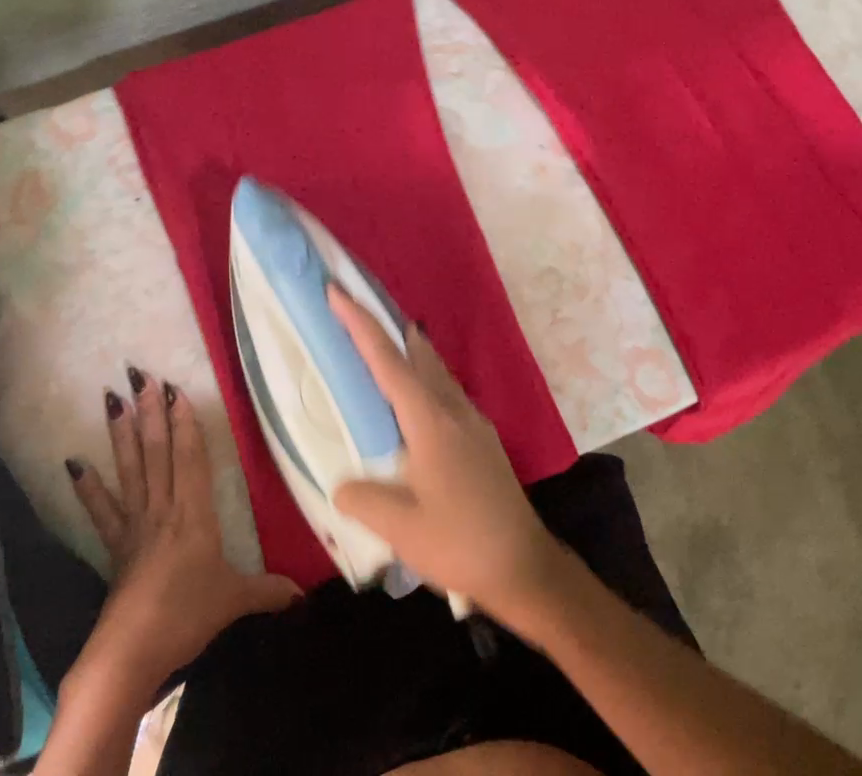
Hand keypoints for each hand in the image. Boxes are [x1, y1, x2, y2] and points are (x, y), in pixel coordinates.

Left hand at [66, 367, 300, 690]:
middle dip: (150, 413)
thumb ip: (269, 591)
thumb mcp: (236, 600)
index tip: (176, 389)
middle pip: (155, 453)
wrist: (132, 650)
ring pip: (129, 470)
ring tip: (110, 398)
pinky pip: (101, 510)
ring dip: (120, 434)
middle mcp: (163, 511)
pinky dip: (88, 487)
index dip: (185, 423)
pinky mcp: (116, 548)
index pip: (190, 459)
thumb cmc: (187, 616)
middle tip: (141, 375)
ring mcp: (135, 527)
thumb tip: (303, 595)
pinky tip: (73, 463)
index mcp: (194, 515)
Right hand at [327, 287, 563, 614]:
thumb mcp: (399, 527)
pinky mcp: (483, 442)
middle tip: (357, 310)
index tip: (337, 293)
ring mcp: (475, 425)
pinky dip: (423, 379)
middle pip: (417, 355)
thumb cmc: (459, 544)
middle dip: (386, 328)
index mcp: (431, 423)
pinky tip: (414, 401)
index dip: (360, 325)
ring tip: (383, 344)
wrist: (524, 567)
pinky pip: (446, 393)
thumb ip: (361, 499)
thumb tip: (343, 485)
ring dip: (408, 352)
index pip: (388, 362)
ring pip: (436, 373)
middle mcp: (455, 412)